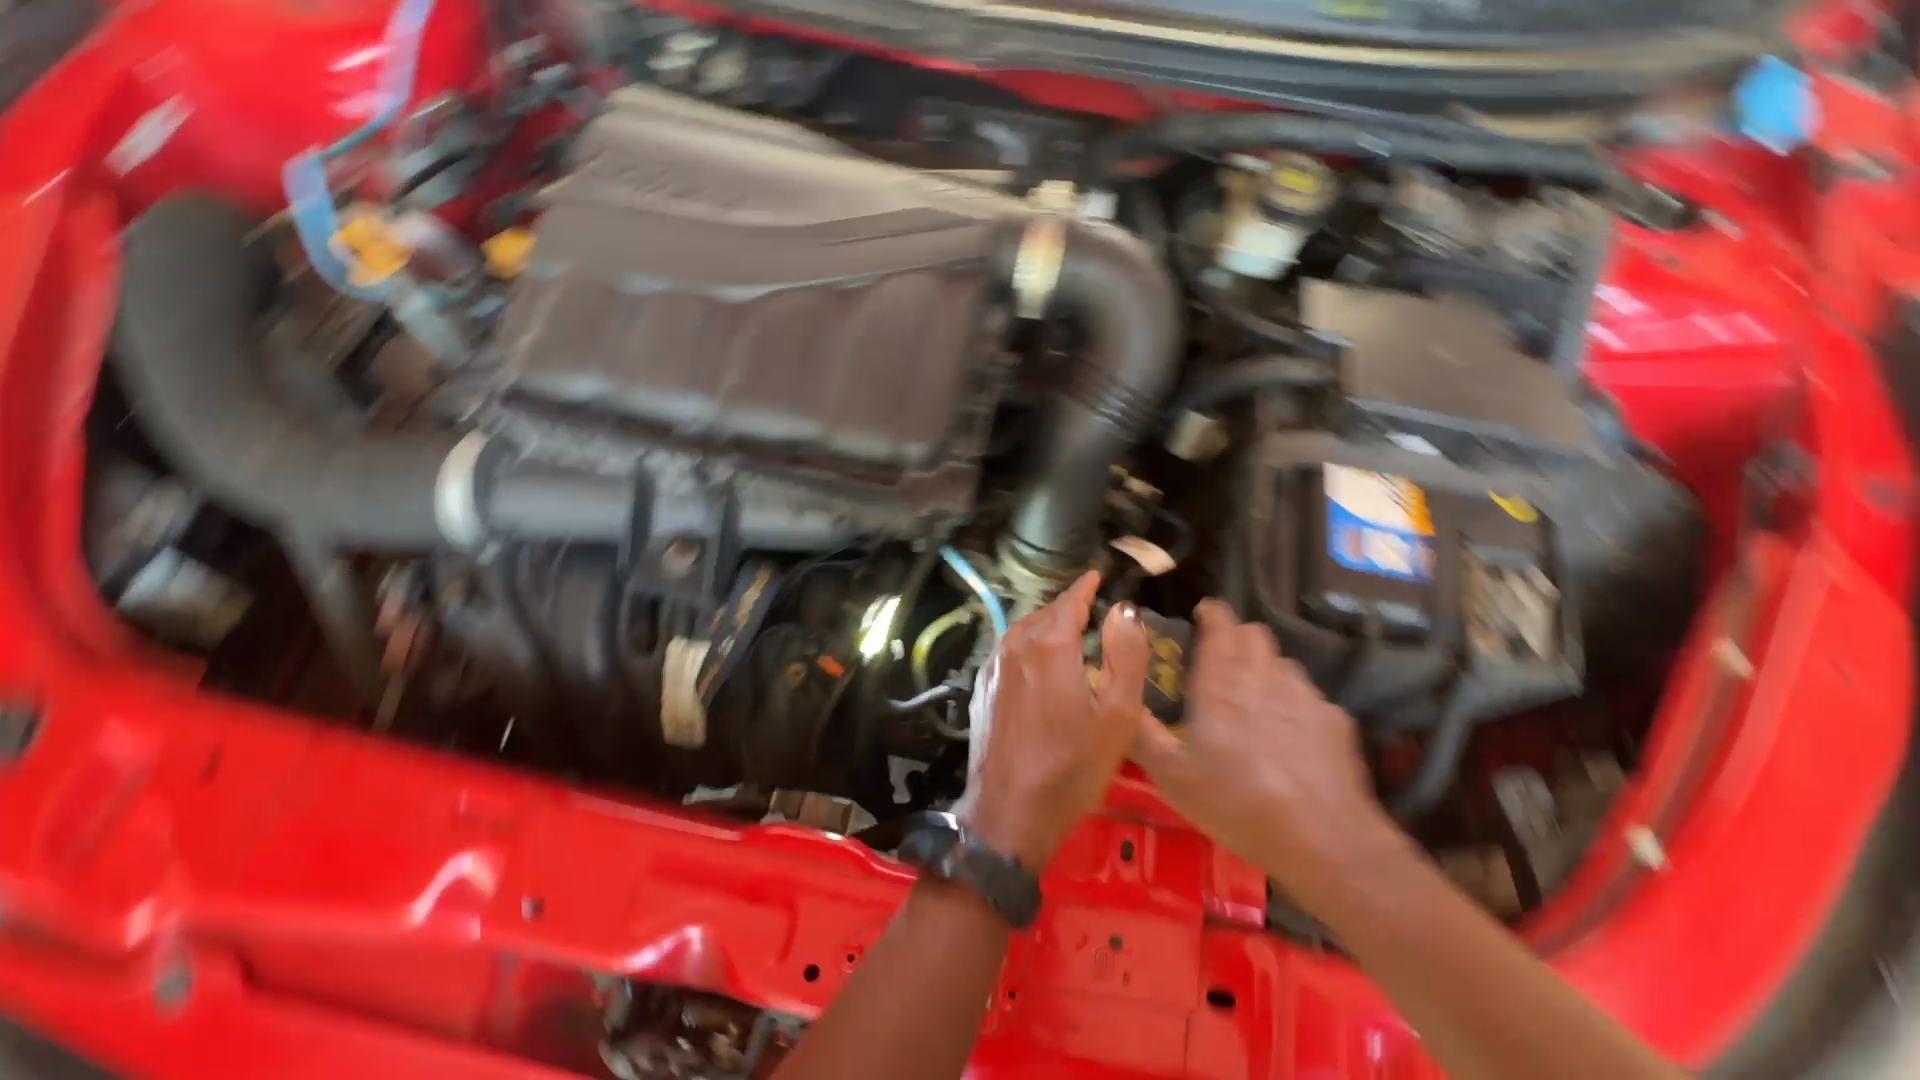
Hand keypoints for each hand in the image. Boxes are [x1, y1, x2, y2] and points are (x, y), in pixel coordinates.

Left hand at [966, 572, 1149, 868]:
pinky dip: (1027, 646)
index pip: (1070, 601)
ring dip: (1045, 625)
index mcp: (1049, 646)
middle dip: (1068, 606)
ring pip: (1022, 631)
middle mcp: (1015, 647)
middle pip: (1044, 613)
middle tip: (1092, 607)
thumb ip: (1126, 654)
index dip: (1087, 587)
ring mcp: (993, 670)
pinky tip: (1039, 665)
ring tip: (1068, 632)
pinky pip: (1008, 653)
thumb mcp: (1117, 714)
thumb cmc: (1073, 766)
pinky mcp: (982, 692)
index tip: (1098, 575)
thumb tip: (1125, 609)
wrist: (1009, 813)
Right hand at [1130, 599, 1401, 896]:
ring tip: (1253, 703)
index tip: (1203, 616)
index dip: (1212, 613)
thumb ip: (1143, 732)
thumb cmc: (1235, 802)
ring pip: (1283, 663)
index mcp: (1221, 683)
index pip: (1221, 625)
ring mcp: (1305, 695)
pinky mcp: (1335, 720)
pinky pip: (1308, 697)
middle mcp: (1265, 676)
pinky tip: (1288, 738)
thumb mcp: (1172, 776)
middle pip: (1255, 634)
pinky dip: (1292, 704)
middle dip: (1237, 637)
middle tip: (1220, 661)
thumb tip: (1119, 698)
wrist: (1320, 837)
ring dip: (1265, 670)